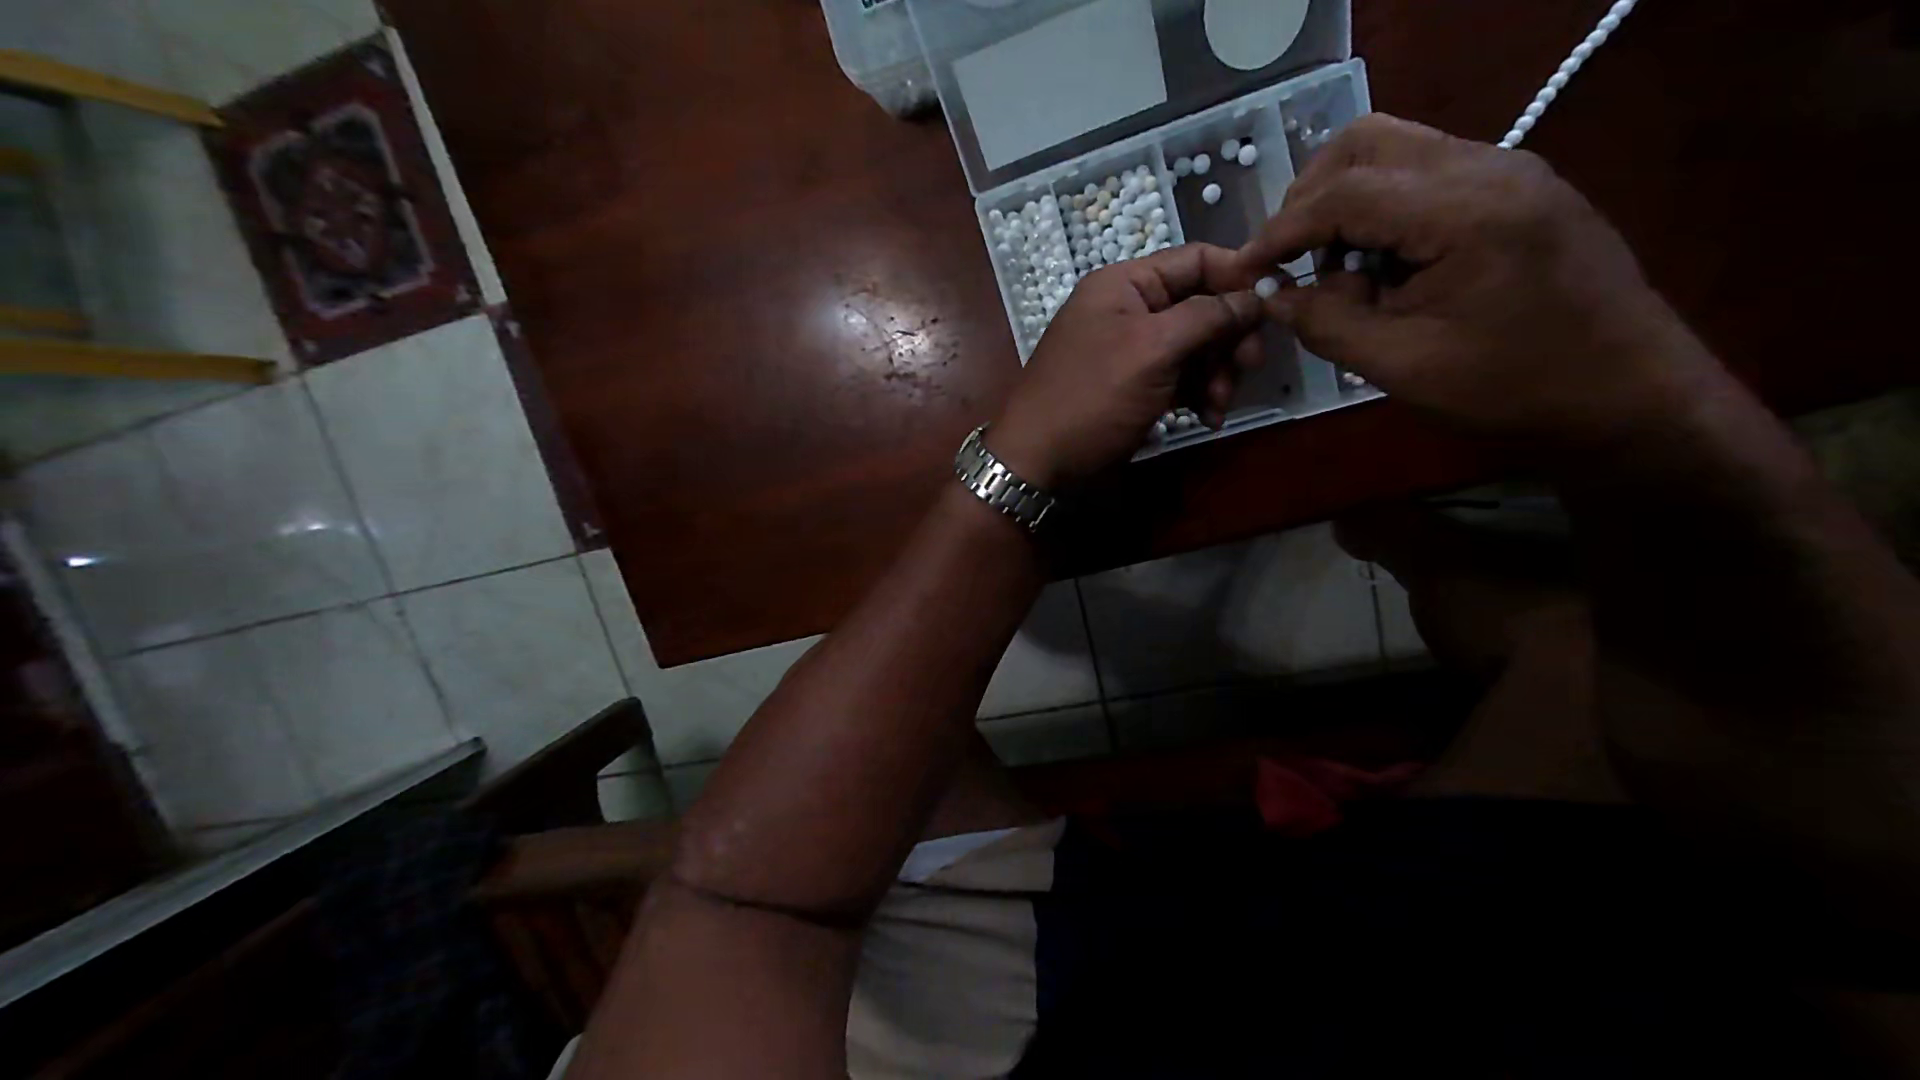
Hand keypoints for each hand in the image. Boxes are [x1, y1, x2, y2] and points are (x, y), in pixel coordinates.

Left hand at [989, 244, 1262, 488]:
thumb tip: (1256, 295)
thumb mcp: (1152, 350)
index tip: (1276, 306)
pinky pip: (1180, 378)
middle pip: (1201, 305)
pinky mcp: (1134, 386)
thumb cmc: (1091, 398)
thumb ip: (1207, 316)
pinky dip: (1198, 394)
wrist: (1039, 463)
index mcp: (1125, 283)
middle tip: (1248, 368)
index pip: (1197, 260)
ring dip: (1217, 373)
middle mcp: (1129, 309)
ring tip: (1218, 405)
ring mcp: (1131, 350)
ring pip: (1196, 346)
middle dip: (1229, 337)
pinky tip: (1208, 418)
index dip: (1239, 277)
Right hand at [1235, 114, 1726, 445]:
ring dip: (1343, 201)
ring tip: (1333, 268)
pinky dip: (1380, 209)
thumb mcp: (1400, 365)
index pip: (1345, 193)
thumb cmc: (1510, 387)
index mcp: (1465, 211)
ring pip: (1394, 149)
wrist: (1625, 391)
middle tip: (1288, 258)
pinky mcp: (1513, 188)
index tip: (1245, 270)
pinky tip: (1379, 265)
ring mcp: (1508, 170)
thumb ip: (1326, 323)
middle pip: (1366, 142)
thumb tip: (1275, 295)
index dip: (1281, 231)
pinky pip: (1423, 174)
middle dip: (1309, 197)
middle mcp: (1489, 167)